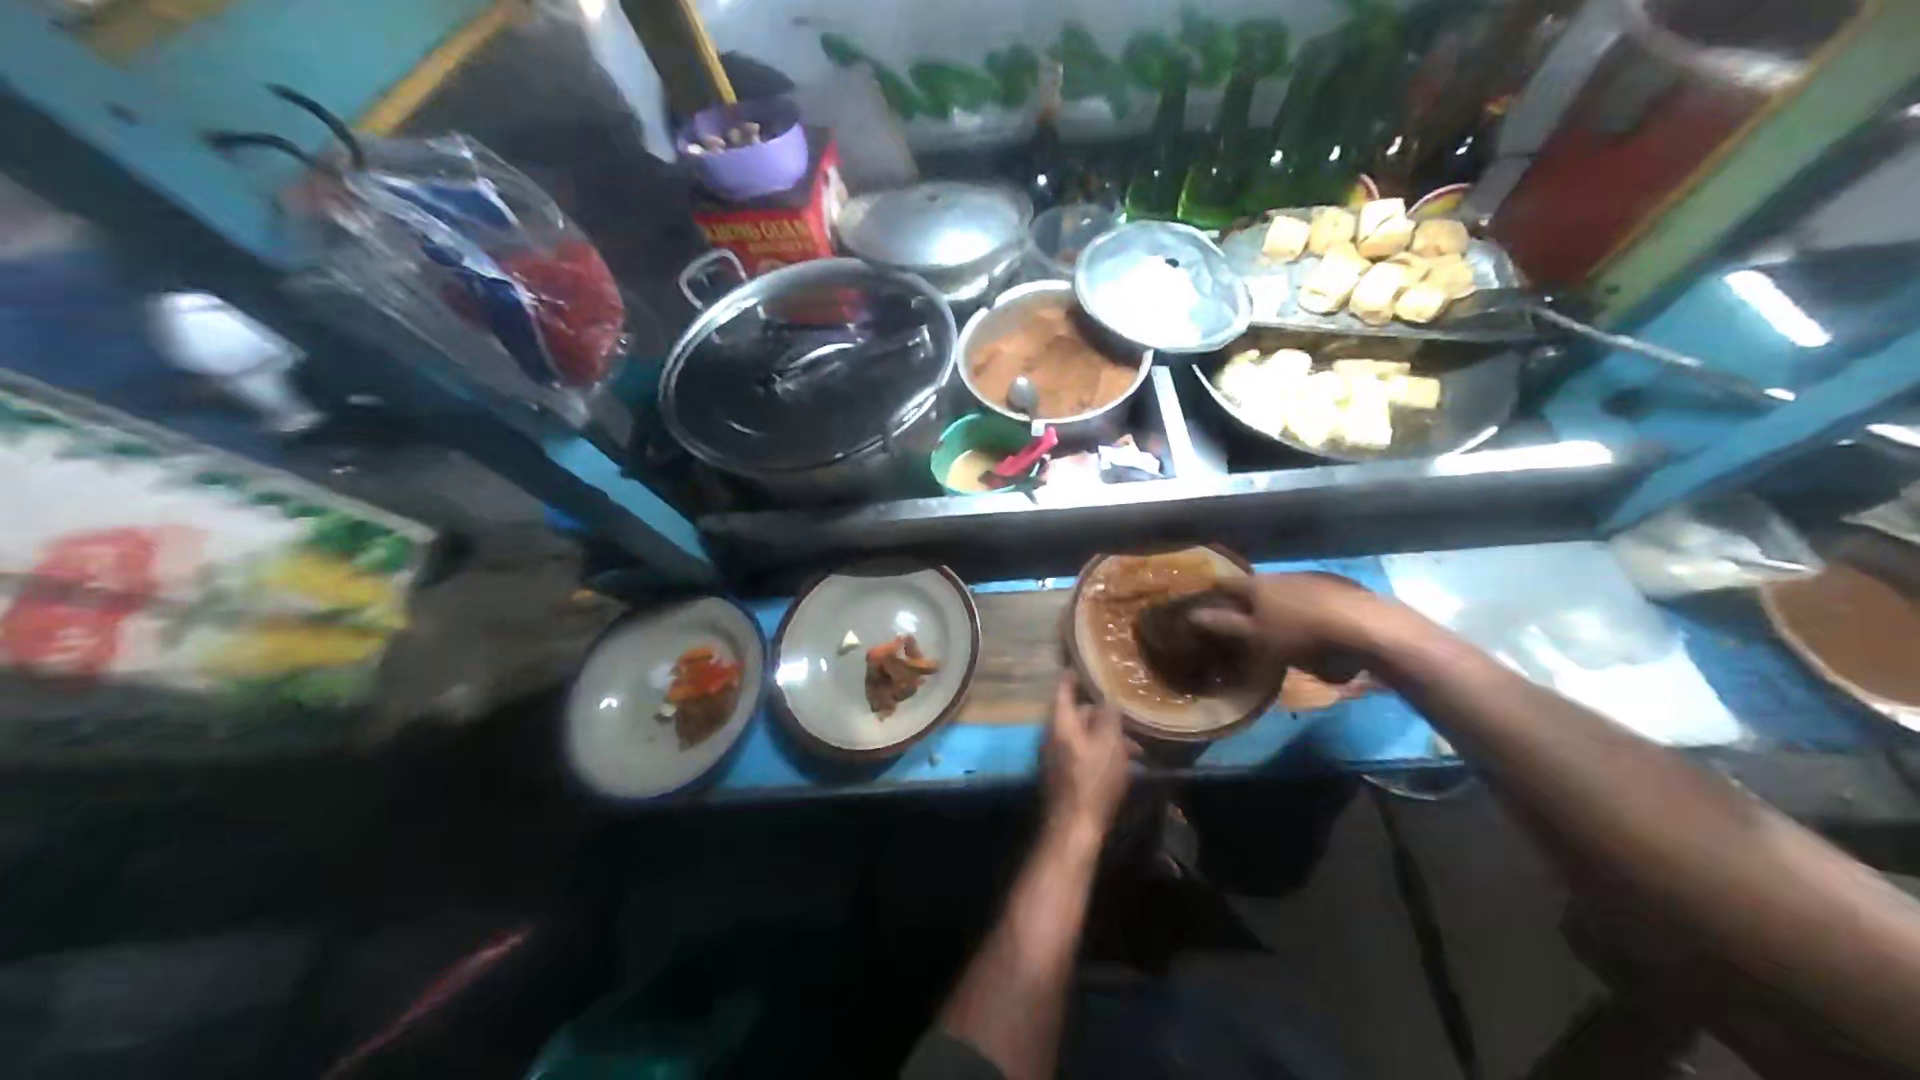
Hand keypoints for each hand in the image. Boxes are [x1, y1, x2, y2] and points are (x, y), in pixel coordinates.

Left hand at [1042, 672, 1135, 844]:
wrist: (1075, 826)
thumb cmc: (1094, 780)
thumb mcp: (1110, 744)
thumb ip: (1109, 716)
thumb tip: (1108, 698)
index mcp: (1060, 721)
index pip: (1064, 687)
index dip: (1074, 674)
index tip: (1084, 662)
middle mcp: (1052, 734)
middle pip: (1077, 712)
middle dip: (1102, 712)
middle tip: (1126, 710)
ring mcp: (1055, 754)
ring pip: (1083, 734)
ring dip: (1107, 736)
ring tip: (1138, 746)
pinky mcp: (1063, 773)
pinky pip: (1083, 751)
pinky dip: (1102, 751)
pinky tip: (1127, 764)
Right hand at [1188, 572, 1387, 682]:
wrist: (1368, 628)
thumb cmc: (1302, 635)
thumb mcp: (1257, 637)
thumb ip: (1224, 625)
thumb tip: (1191, 613)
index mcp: (1256, 585)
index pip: (1225, 584)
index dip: (1212, 592)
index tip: (1204, 603)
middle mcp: (1280, 575)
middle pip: (1256, 586)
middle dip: (1247, 600)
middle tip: (1242, 620)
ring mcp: (1311, 578)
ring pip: (1284, 590)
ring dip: (1277, 604)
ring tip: (1279, 626)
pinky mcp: (1339, 587)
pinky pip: (1310, 596)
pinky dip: (1304, 608)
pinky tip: (1313, 626)